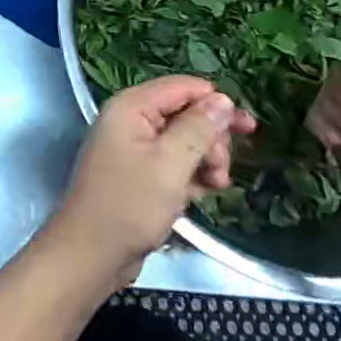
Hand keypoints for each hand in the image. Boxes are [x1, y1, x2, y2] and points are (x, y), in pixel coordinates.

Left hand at [44, 75, 257, 290]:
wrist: (92, 252)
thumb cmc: (130, 205)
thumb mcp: (171, 164)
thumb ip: (198, 128)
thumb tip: (223, 99)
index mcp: (131, 106)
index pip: (182, 87)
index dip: (216, 103)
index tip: (248, 128)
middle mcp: (130, 119)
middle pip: (185, 112)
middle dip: (211, 138)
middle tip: (222, 170)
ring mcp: (132, 146)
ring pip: (183, 139)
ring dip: (205, 159)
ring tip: (216, 185)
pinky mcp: (138, 172)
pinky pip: (172, 161)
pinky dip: (190, 174)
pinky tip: (201, 194)